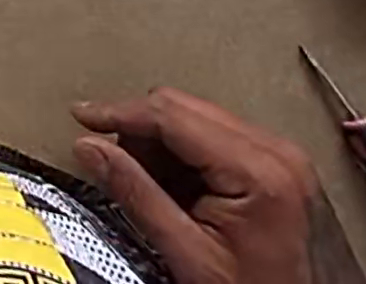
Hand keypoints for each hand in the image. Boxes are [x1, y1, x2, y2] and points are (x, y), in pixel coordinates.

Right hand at [72, 88, 365, 283]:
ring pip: (191, 115)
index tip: (83, 115)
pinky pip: (212, 133)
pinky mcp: (280, 166)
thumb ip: (137, 195)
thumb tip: (90, 148)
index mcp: (259, 171)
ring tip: (154, 186)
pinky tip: (180, 189)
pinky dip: (182, 152)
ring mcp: (282, 157)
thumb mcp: (192, 257)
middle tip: (113, 159)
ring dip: (159, 142)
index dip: (117, 111)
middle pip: (178, 106)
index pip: (167, 112)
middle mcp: (276, 152)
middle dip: (138, 130)